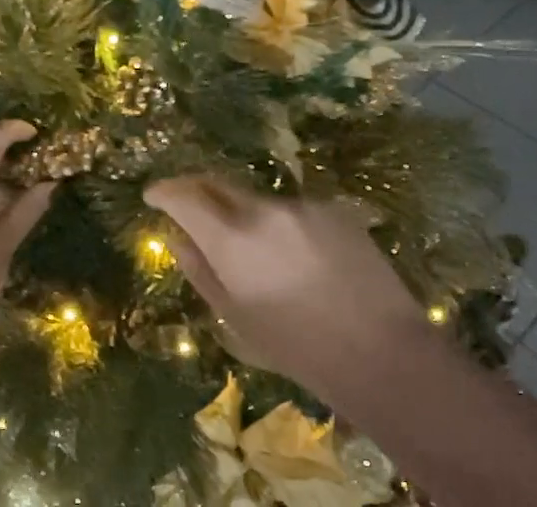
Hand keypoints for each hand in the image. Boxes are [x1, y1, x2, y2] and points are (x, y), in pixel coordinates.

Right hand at [144, 176, 427, 390]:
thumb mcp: (235, 318)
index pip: (184, 196)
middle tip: (187, 205)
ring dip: (245, 214)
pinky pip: (294, 211)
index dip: (164, 192)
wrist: (382, 352)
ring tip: (257, 251)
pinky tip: (299, 259)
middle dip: (197, 190)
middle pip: (218, 183)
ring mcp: (302, 205)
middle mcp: (263, 209)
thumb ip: (199, 270)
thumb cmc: (297, 348)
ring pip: (258, 200)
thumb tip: (176, 236)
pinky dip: (283, 226)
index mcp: (231, 239)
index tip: (153, 195)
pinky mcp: (335, 209)